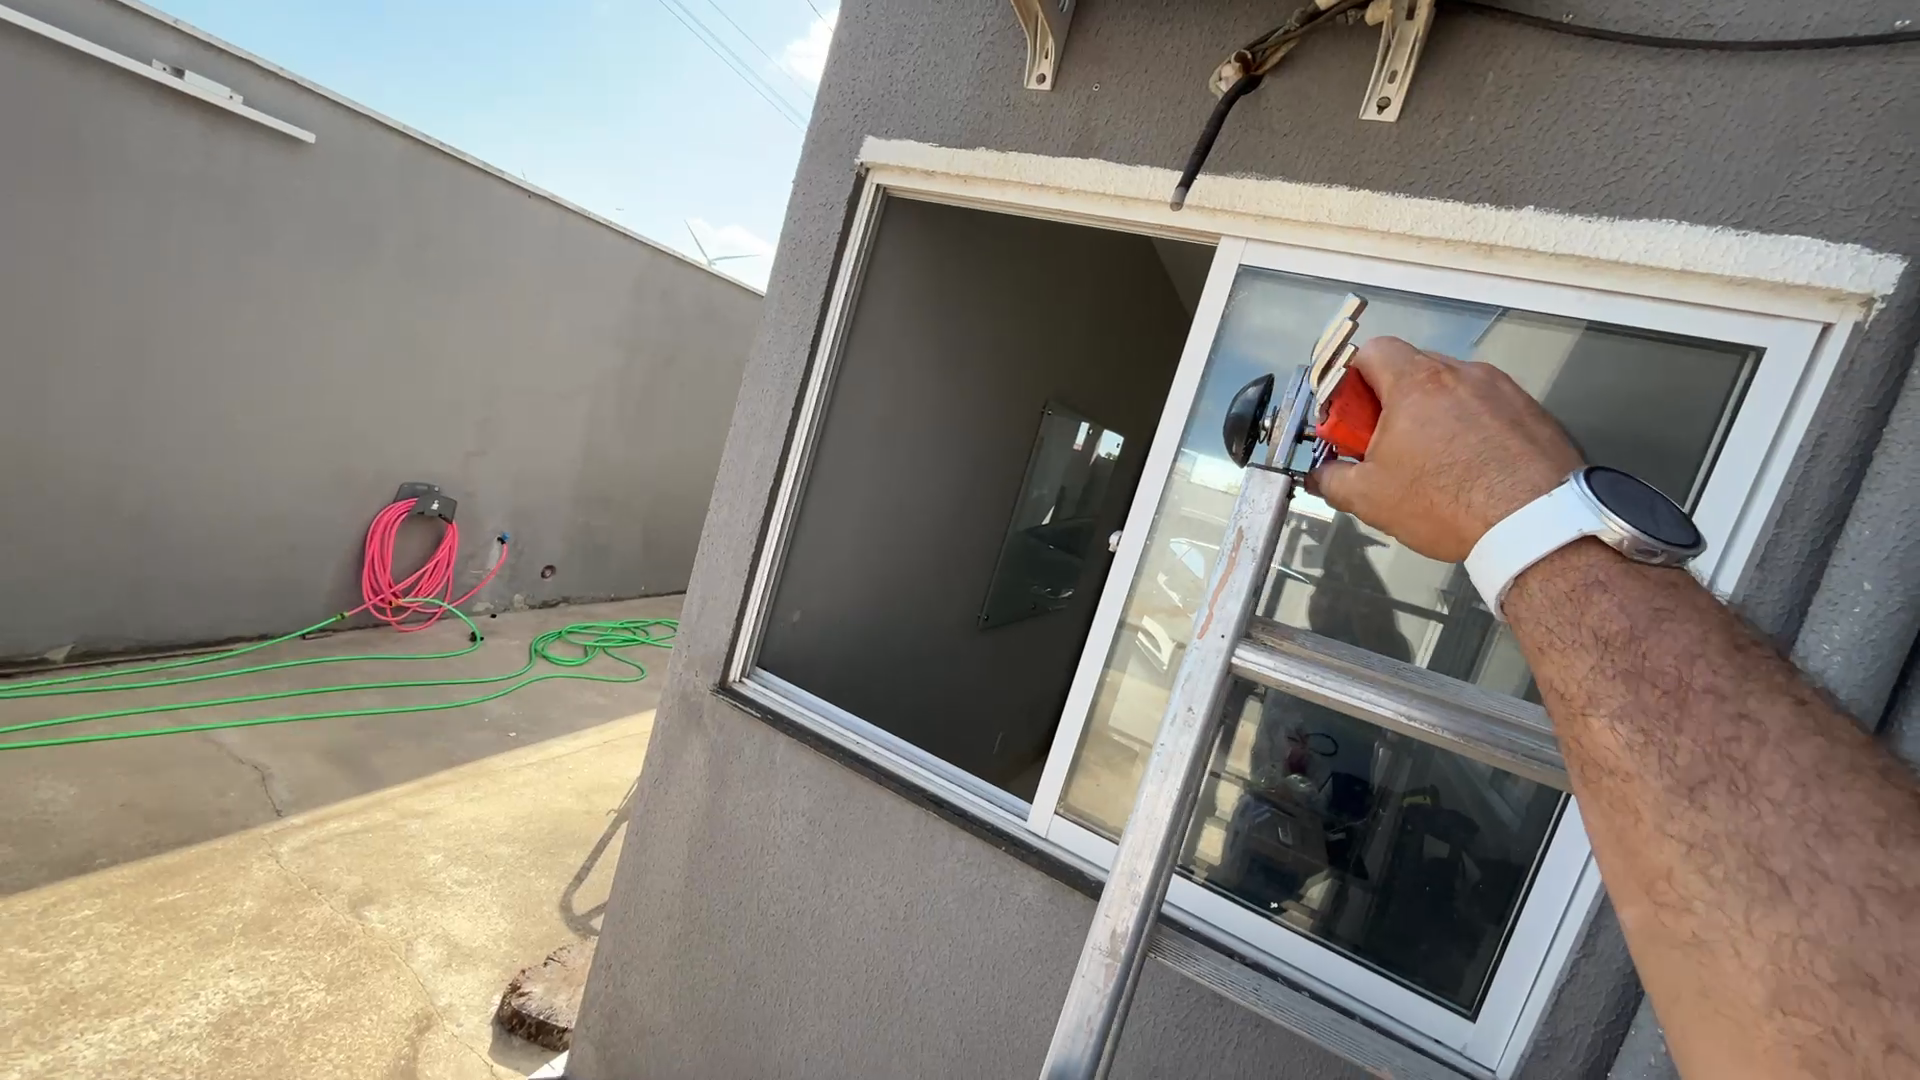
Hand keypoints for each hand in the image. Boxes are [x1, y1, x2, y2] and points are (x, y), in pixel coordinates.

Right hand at [1308, 337, 1582, 563]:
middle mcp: (1463, 373)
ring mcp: (1504, 390)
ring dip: (1428, 415)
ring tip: (1426, 460)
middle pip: (1411, 368)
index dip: (1349, 379)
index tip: (1345, 417)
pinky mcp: (1533, 413)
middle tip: (1379, 443)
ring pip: (1450, 389)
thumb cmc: (1443, 500)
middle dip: (1386, 401)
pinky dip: (1465, 429)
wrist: (1539, 524)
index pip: (1372, 350)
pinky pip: (1484, 409)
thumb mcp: (1367, 497)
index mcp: (1417, 382)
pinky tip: (1465, 469)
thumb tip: (1319, 474)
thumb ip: (1330, 478)